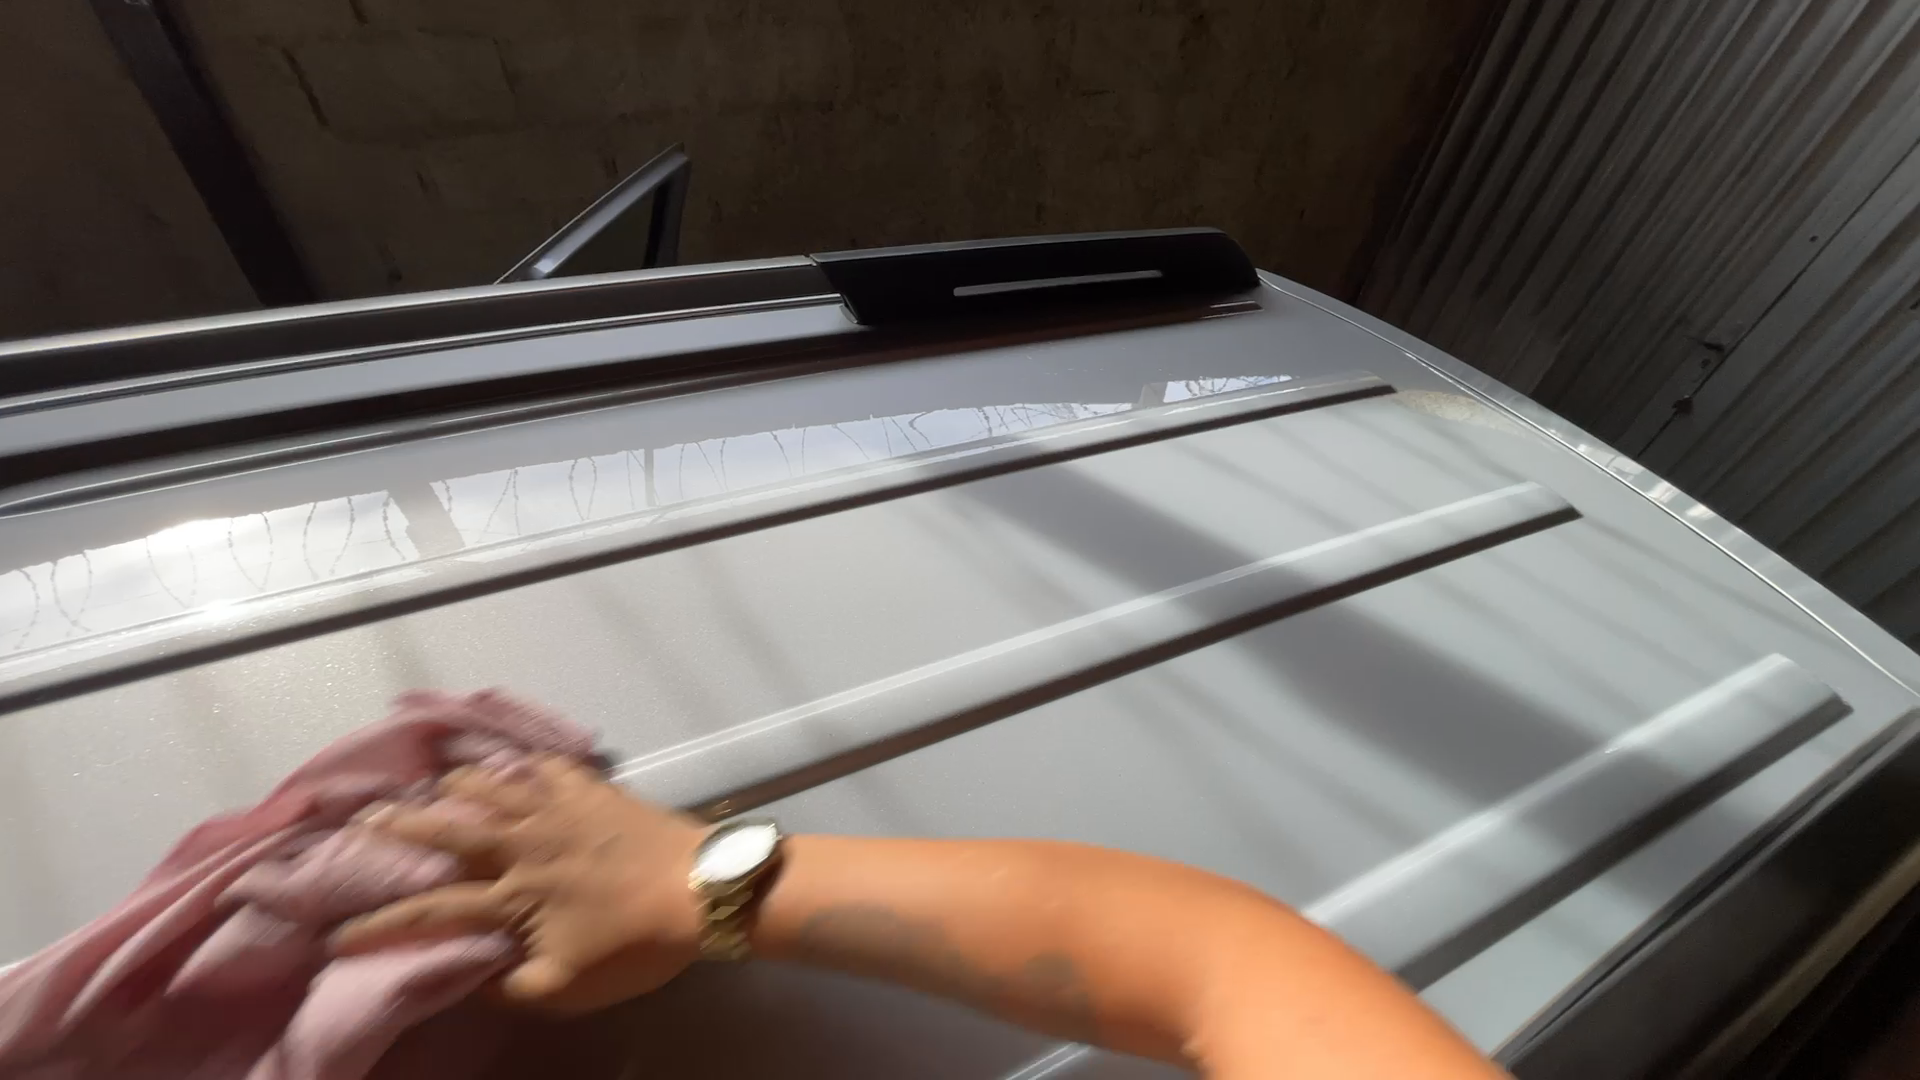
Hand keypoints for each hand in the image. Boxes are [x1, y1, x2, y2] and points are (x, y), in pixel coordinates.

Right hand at [329, 757, 707, 1012]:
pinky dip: (532, 761)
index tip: (335, 932)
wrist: (702, 887)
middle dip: (404, 826)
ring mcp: (564, 811)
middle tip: (365, 814)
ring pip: (499, 789)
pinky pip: (556, 768)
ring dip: (463, 783)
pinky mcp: (599, 792)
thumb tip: (467, 972)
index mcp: (513, 897)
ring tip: (435, 776)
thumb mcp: (565, 988)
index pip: (430, 911)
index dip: (379, 925)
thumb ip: (508, 983)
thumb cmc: (636, 943)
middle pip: (453, 831)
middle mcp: (527, 845)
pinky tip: (523, 756)